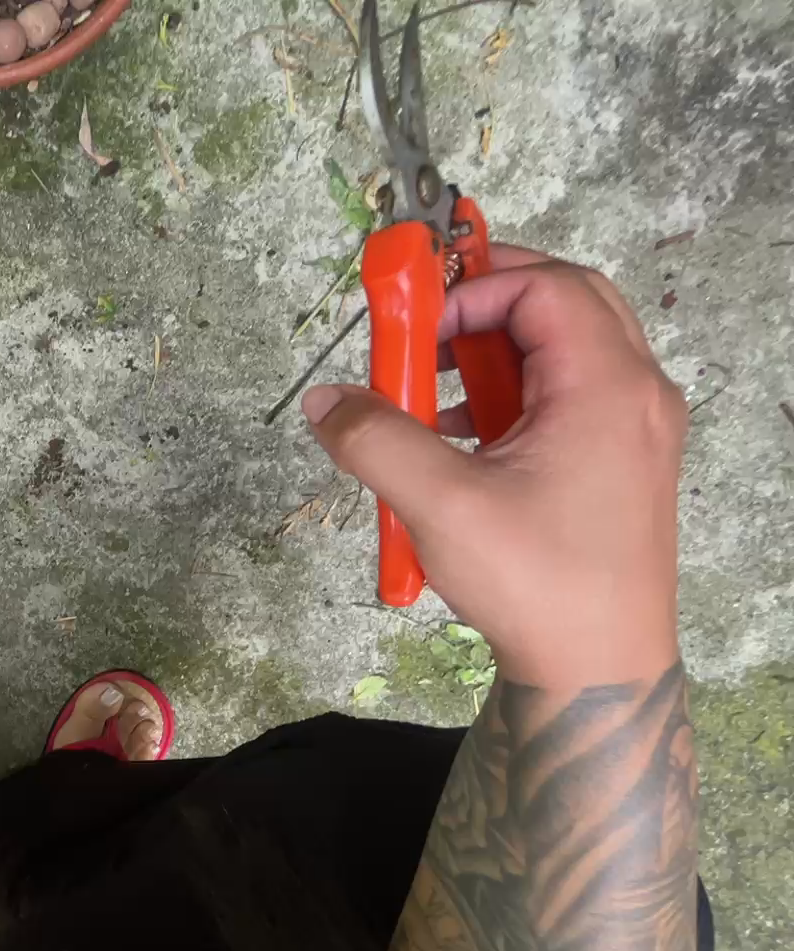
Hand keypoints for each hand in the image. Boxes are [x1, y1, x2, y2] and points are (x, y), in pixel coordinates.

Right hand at [302, 246, 686, 686]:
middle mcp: (630, 394)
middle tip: (415, 326)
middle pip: (562, 302)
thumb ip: (373, 441)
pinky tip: (446, 434)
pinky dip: (492, 391)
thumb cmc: (531, 576)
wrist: (593, 659)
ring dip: (482, 348)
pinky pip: (550, 394)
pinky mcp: (602, 459)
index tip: (404, 332)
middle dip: (480, 301)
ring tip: (420, 384)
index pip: (545, 290)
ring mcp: (621, 428)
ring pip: (557, 348)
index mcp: (606, 389)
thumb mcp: (438, 504)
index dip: (468, 293)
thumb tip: (322, 399)